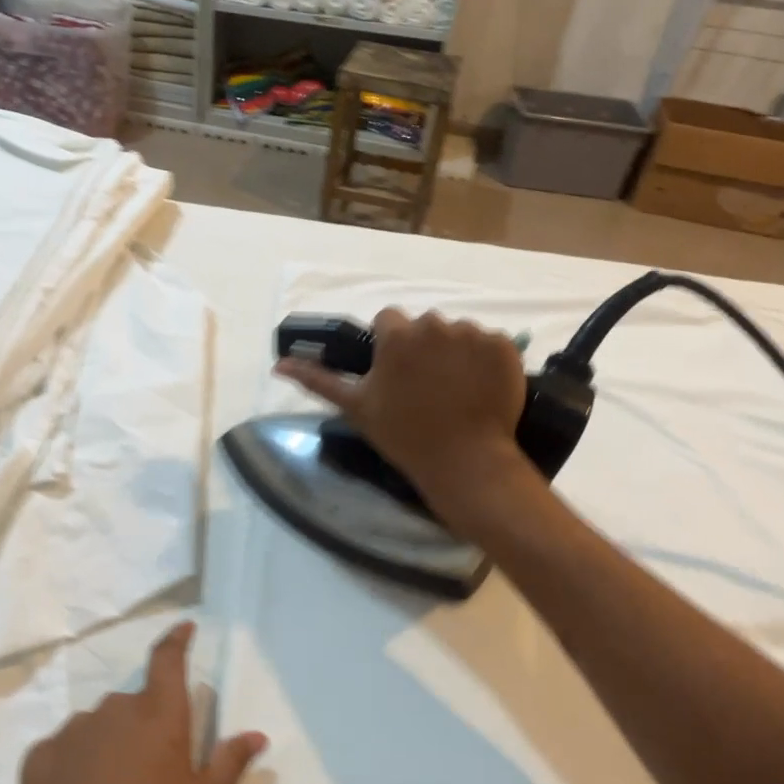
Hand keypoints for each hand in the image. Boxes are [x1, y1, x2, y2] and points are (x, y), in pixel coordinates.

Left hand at [0, 623, 266, 783]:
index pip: (167, 661)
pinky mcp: (36, 761)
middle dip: (149, 722)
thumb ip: (229, 764)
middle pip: (135, 702)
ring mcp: (69, 735)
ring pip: (100, 724)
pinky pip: (68, 748)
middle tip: (159, 771)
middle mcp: (112, 713)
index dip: (177, 640)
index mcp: (158, 718)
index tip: (184, 626)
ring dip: (113, 743)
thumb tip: (254, 734)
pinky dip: (80, 763)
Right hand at [274, 308, 529, 510]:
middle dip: (423, 348)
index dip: (389, 346)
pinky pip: (489, 344)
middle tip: (425, 388)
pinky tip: (478, 390)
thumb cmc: (404, 436)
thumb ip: (319, 380)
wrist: (466, 462)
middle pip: (425, 326)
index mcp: (398, 335)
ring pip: (458, 334)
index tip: (395, 375)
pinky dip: (484, 362)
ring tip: (454, 391)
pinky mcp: (505, 347)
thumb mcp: (357, 408)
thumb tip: (278, 364)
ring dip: (454, 354)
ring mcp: (474, 333)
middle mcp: (436, 324)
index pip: (389, 321)